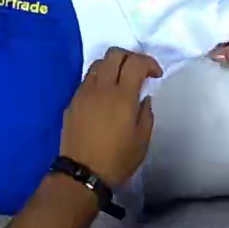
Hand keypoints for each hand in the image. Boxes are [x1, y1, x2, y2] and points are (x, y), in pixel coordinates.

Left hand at [59, 47, 161, 186]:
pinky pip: (87, 79)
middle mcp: (101, 88)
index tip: (156, 75)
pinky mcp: (72, 101)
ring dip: (113, 65)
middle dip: (130, 56)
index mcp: (122, 96)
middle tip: (139, 71)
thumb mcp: (142, 139)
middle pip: (114, 54)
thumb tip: (143, 97)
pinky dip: (100, 79)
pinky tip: (105, 95)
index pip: (135, 62)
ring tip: (121, 81)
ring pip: (98, 63)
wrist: (82, 173)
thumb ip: (146, 113)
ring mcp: (83, 92)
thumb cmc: (117, 159)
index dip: (149, 62)